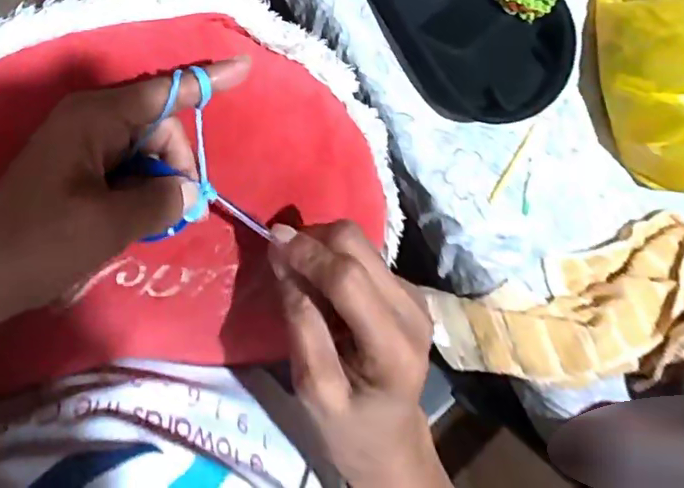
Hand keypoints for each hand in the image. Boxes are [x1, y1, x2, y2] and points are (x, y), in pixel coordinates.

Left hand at [0, 56, 252, 320]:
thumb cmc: (41, 242)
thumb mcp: (110, 224)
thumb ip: (160, 199)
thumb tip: (186, 189)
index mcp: (94, 116)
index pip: (162, 90)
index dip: (204, 80)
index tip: (243, 66)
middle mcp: (86, 116)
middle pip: (154, 124)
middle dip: (172, 163)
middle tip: (174, 212)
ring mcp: (76, 138)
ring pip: (139, 147)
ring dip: (153, 181)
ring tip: (143, 223)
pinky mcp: (70, 163)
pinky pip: (119, 163)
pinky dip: (133, 187)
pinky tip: (128, 218)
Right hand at [270, 221, 442, 486]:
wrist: (390, 443)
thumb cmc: (348, 426)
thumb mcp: (314, 390)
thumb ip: (301, 325)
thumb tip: (283, 260)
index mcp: (392, 347)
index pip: (348, 277)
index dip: (306, 253)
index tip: (270, 242)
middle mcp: (411, 311)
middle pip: (355, 243)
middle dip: (312, 240)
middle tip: (282, 258)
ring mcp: (413, 296)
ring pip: (359, 240)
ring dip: (321, 245)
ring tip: (300, 274)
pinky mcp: (406, 288)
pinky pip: (363, 252)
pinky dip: (333, 256)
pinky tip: (323, 285)